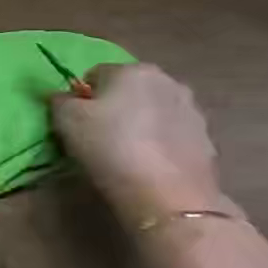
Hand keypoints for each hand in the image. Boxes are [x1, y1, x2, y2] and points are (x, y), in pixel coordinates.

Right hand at [51, 63, 229, 220]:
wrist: (169, 197)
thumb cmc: (110, 148)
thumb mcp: (66, 120)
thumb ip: (60, 100)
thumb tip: (64, 97)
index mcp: (132, 70)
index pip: (95, 75)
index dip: (82, 99)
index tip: (77, 123)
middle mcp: (167, 81)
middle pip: (128, 91)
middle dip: (115, 107)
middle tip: (100, 137)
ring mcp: (192, 111)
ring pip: (153, 111)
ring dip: (140, 124)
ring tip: (127, 155)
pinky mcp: (207, 140)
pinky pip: (172, 135)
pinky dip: (160, 145)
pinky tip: (150, 167)